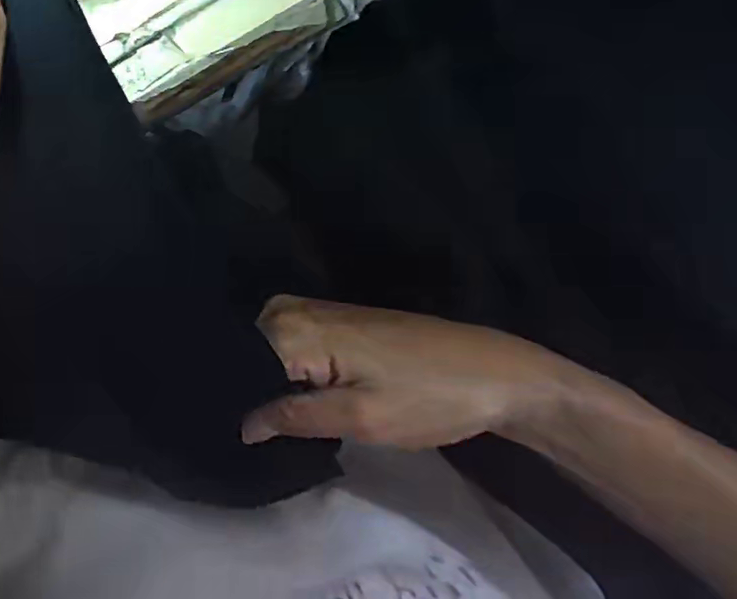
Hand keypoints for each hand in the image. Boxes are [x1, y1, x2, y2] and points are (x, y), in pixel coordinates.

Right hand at [241, 296, 580, 449]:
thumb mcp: (363, 419)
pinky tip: (302, 395)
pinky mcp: (322, 315)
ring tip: (284, 415)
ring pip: (263, 350)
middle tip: (269, 430)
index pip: (239, 364)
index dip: (239, 399)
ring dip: (271, 382)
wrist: (497, 373)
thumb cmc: (430, 396)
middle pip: (247, 354)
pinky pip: (282, 342)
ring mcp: (303, 307)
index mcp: (288, 327)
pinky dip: (286, 370)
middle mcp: (284, 308)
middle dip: (254, 390)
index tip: (243, 429)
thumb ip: (295, 418)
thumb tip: (243, 426)